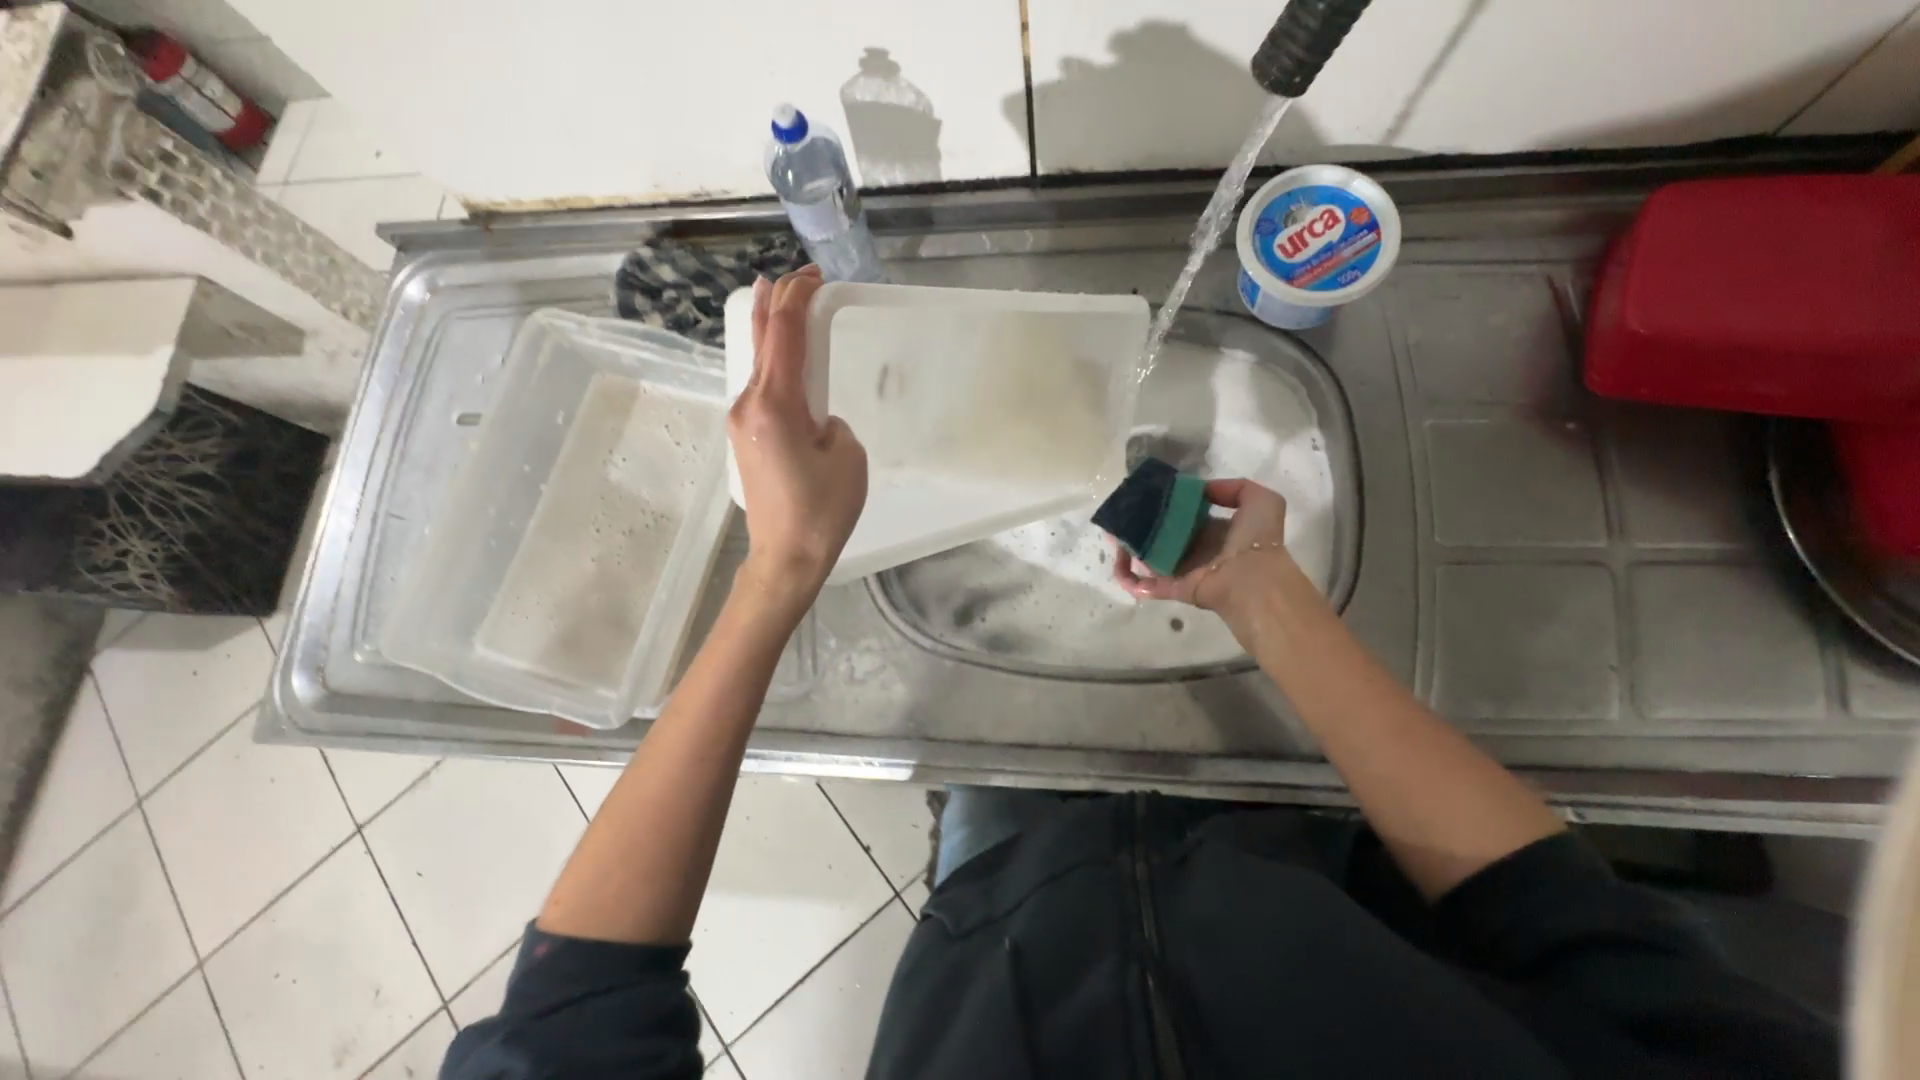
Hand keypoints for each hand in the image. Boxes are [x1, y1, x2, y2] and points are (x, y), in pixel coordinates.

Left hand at [728, 266, 867, 603]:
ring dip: (772, 331)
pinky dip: (771, 361)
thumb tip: (815, 418)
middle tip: (796, 278)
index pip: (784, 333)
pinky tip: (781, 357)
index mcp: (775, 404)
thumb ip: (831, 420)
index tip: (814, 275)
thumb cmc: (822, 510)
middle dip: (777, 303)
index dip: (798, 296)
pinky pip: (759, 386)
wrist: (786, 557)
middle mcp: (749, 404)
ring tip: (785, 304)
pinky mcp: (744, 437)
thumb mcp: (847, 455)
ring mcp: (741, 421)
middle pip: (760, 339)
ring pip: (756, 361)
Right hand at [1112, 478, 1292, 615]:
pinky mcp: (1173, 588)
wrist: (1253, 577)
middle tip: (1123, 514)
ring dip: (1130, 549)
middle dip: (1144, 526)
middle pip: (1165, 537)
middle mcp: (1199, 551)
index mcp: (1217, 531)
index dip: (1169, 506)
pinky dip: (1128, 577)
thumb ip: (1233, 487)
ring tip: (1113, 534)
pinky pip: (1145, 584)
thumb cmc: (1256, 537)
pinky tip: (1117, 562)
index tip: (1149, 495)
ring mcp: (1184, 571)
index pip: (1188, 516)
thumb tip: (1200, 489)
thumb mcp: (1259, 499)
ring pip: (1150, 559)